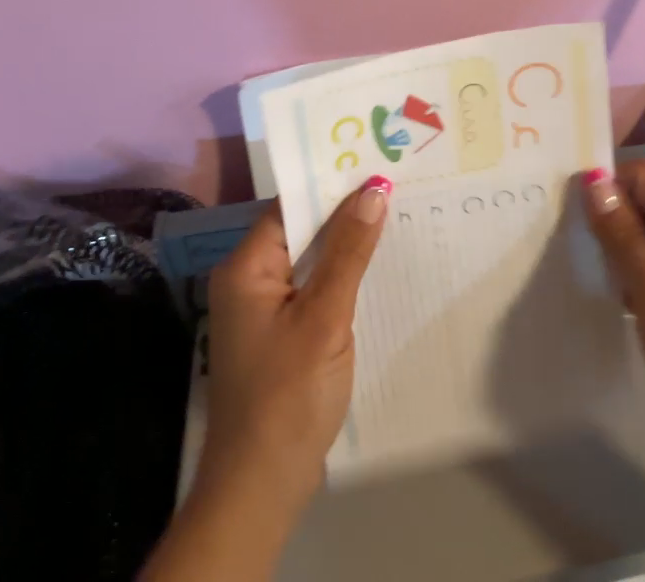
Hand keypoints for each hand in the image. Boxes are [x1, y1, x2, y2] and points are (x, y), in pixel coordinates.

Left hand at [196, 176, 389, 520]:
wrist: (263, 481)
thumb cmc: (289, 394)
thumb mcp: (324, 318)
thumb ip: (349, 253)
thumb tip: (374, 190)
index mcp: (246, 268)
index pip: (290, 208)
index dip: (332, 185)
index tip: (377, 163)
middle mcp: (248, 282)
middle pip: (299, 232)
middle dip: (346, 212)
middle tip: (398, 185)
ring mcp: (263, 311)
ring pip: (310, 262)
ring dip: (347, 246)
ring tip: (398, 217)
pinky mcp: (280, 335)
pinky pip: (312, 291)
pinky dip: (341, 278)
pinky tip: (377, 271)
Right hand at [582, 161, 644, 456]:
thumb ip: (624, 237)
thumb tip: (594, 179)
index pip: (643, 174)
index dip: (605, 181)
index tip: (567, 207)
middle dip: (607, 213)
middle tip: (567, 242)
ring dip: (618, 245)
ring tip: (586, 270)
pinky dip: (635, 271)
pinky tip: (617, 297)